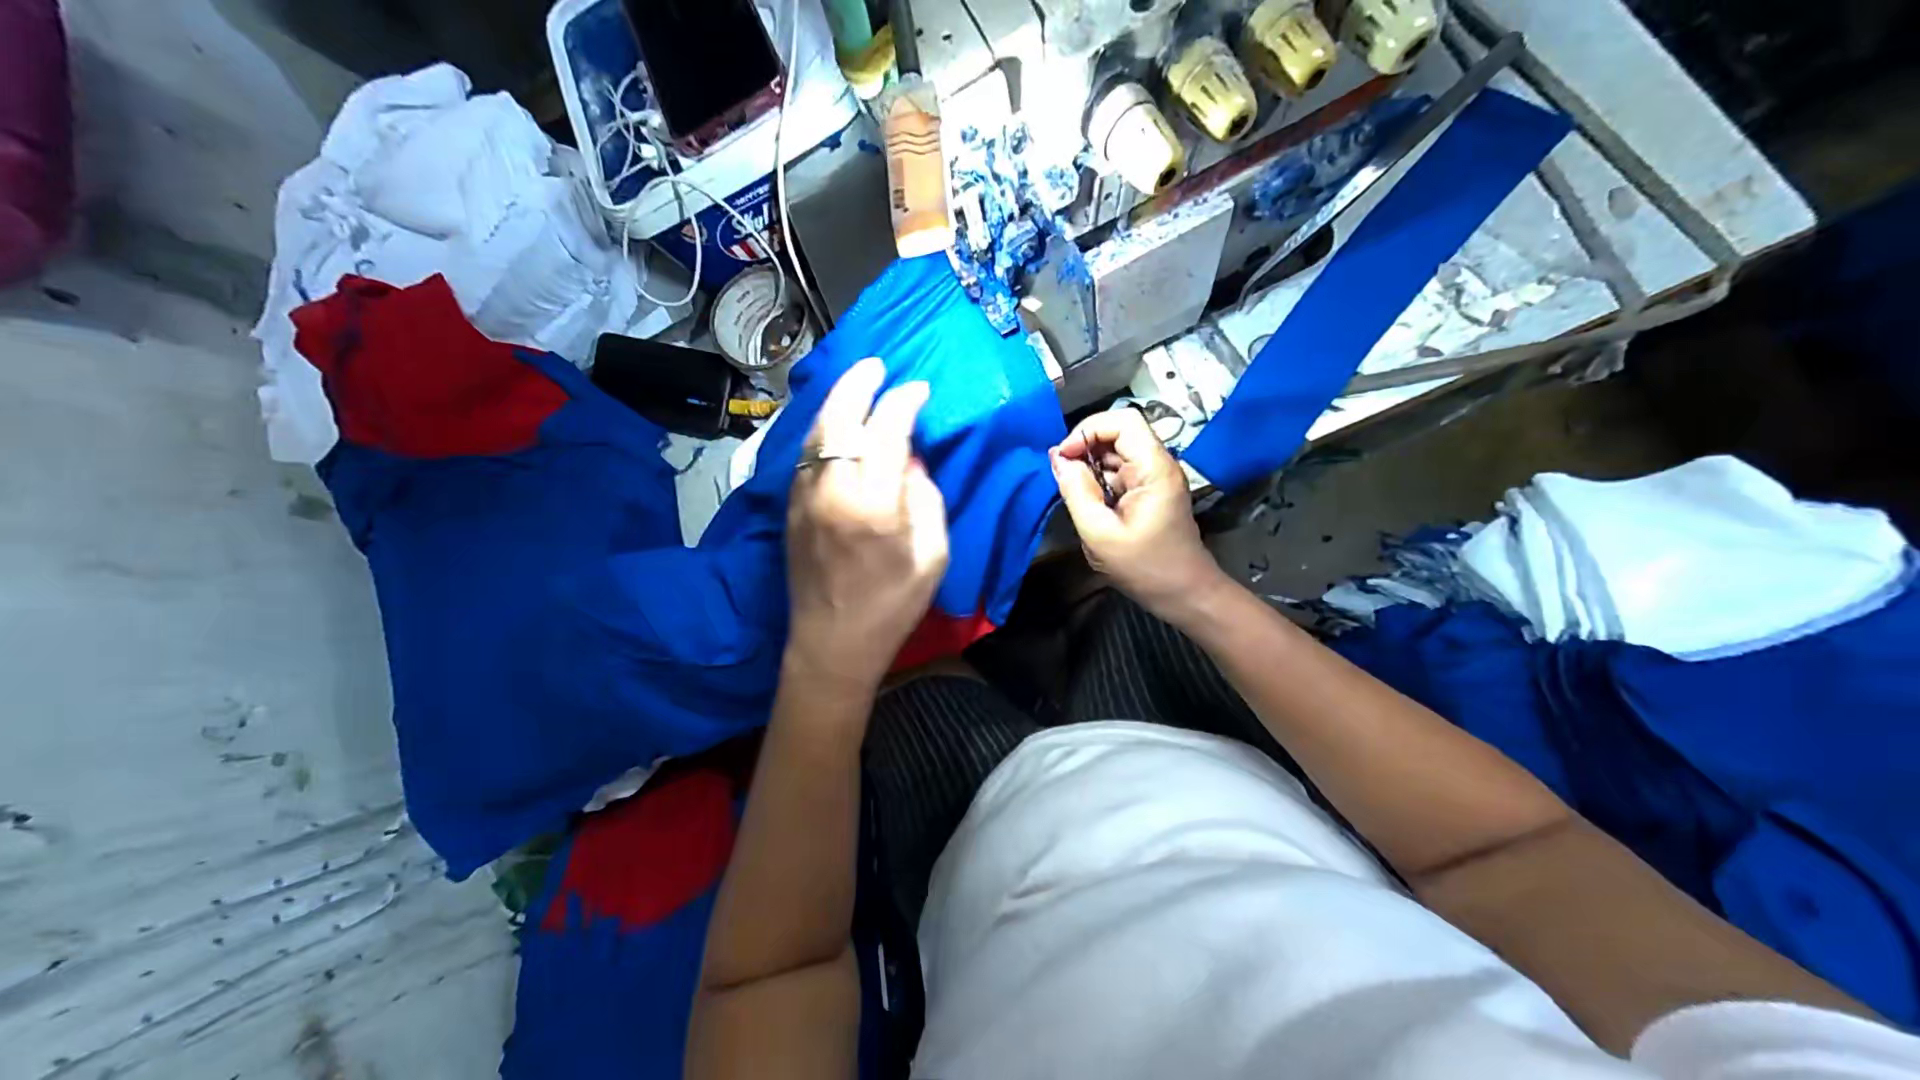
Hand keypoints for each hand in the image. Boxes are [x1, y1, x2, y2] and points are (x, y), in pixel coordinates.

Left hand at [786, 357, 949, 690]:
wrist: (832, 645)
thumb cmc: (892, 608)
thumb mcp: (933, 557)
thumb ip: (924, 498)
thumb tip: (910, 459)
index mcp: (874, 504)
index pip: (887, 430)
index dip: (904, 402)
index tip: (919, 390)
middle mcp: (832, 490)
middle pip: (840, 417)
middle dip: (859, 383)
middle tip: (877, 365)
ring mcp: (804, 497)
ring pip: (816, 432)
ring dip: (836, 401)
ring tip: (856, 383)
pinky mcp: (790, 508)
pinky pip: (804, 454)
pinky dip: (821, 429)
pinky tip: (835, 422)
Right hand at [1050, 407, 1229, 621]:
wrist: (1184, 593)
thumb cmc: (1145, 567)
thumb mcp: (1099, 533)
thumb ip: (1076, 492)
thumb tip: (1058, 459)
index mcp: (1154, 468)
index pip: (1123, 421)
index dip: (1088, 429)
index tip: (1064, 456)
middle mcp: (1158, 465)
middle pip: (1119, 432)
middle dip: (1085, 446)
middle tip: (1062, 472)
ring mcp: (1154, 478)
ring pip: (1116, 451)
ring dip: (1090, 463)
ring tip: (1071, 488)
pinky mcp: (1148, 491)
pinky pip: (1119, 471)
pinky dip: (1098, 478)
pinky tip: (1086, 499)